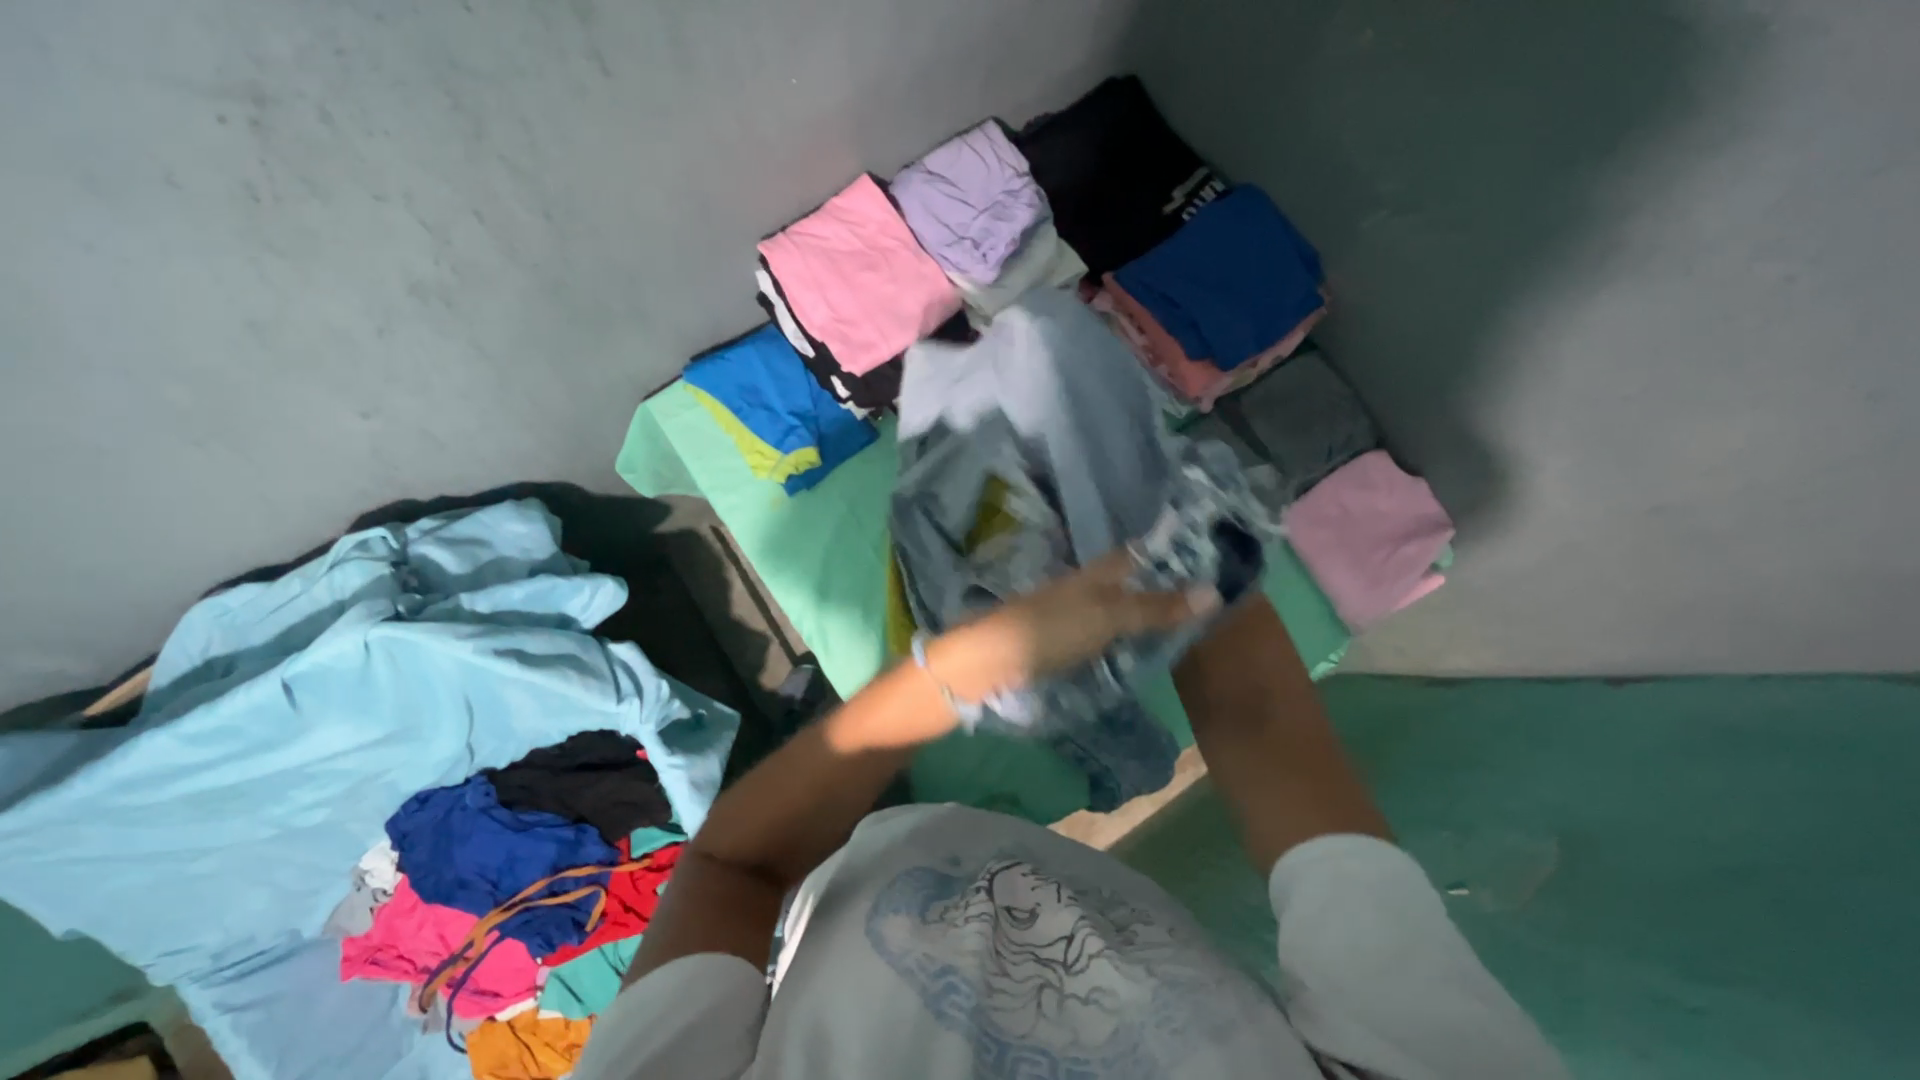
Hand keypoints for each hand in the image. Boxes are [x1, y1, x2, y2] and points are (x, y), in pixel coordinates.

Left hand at [925, 550, 1221, 703]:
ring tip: (1185, 626)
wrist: (989, 660)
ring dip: (1145, 613)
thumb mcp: (1108, 617)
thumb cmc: (1050, 629)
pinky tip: (1139, 649)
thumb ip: (1156, 607)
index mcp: (1097, 572)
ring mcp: (1070, 614)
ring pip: (1117, 608)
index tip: (1206, 553)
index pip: (1140, 553)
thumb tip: (1215, 591)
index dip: (1169, 551)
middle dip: (1162, 585)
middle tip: (1207, 598)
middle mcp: (1085, 587)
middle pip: (1130, 581)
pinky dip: (1125, 636)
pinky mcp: (1060, 642)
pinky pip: (1103, 633)